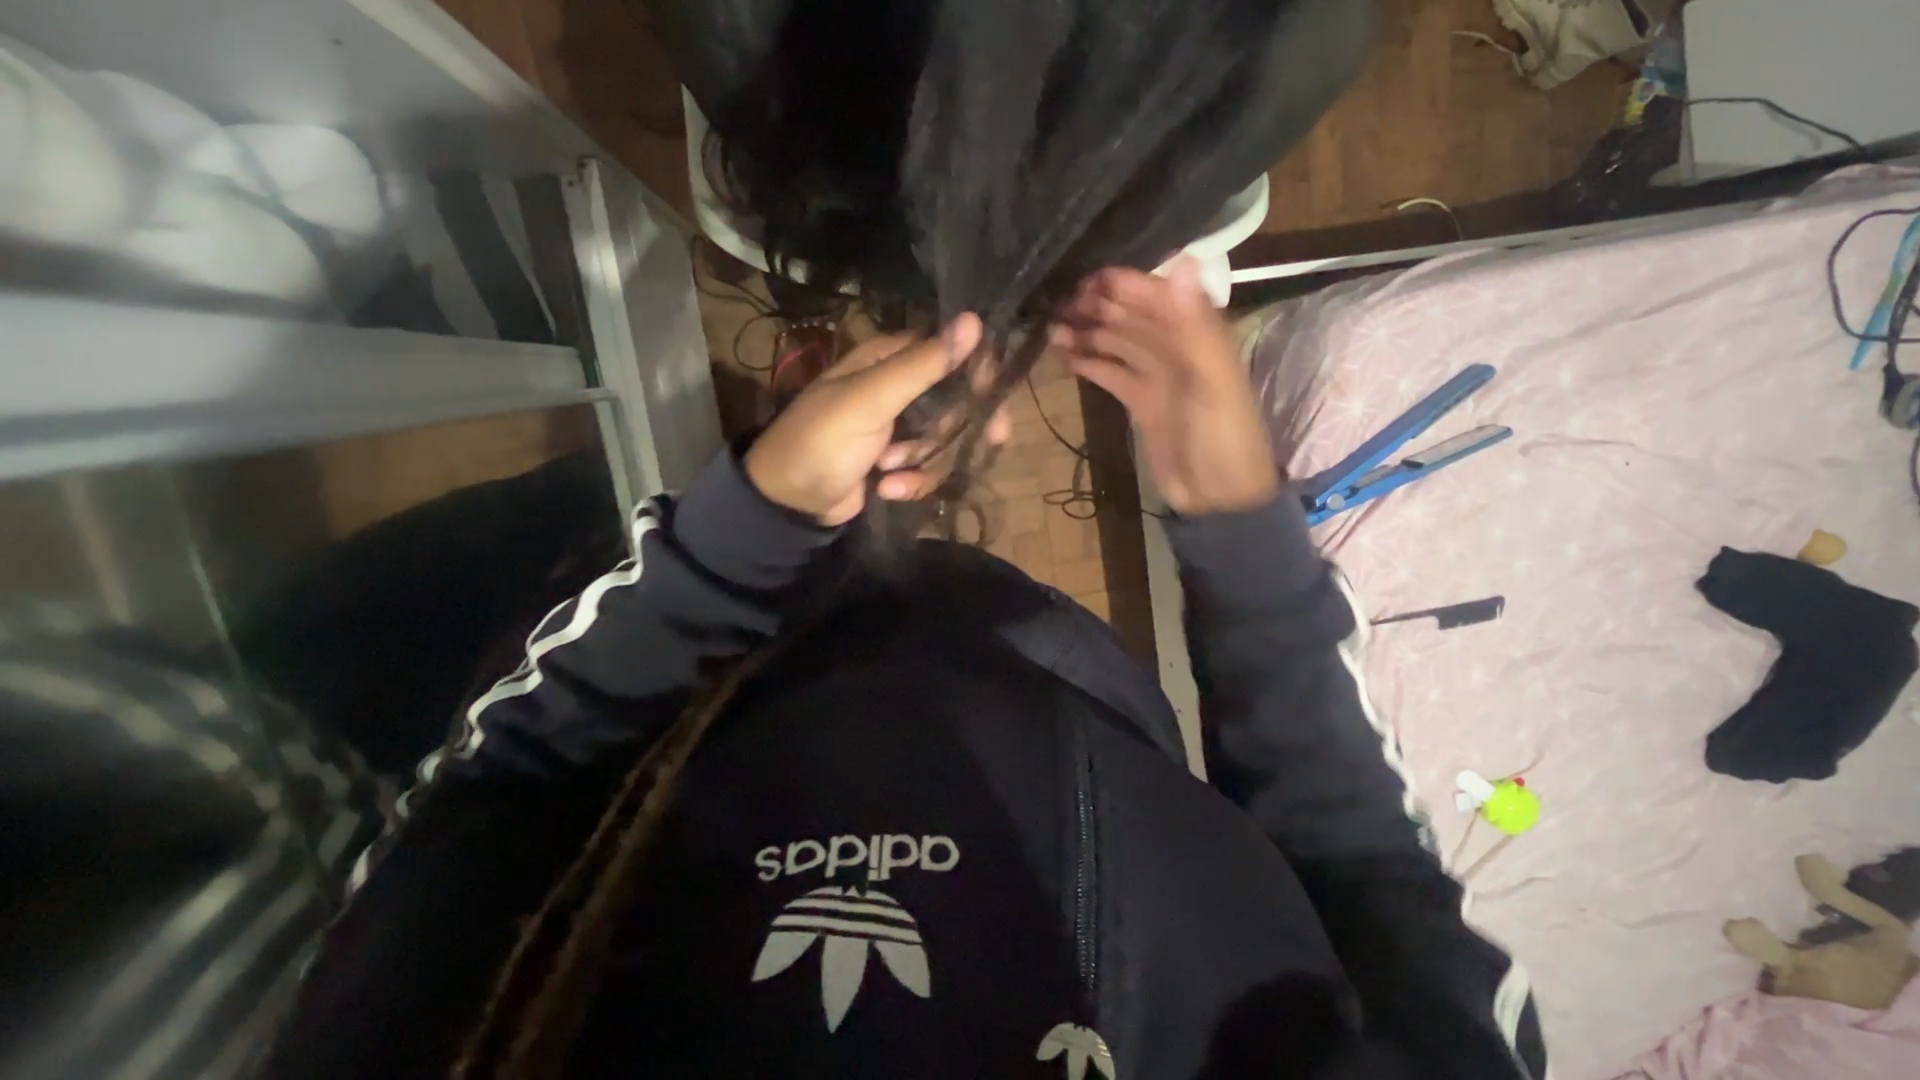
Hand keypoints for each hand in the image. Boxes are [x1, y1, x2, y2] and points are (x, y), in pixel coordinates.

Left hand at [745, 314, 999, 525]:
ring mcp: (899, 427)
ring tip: (886, 469)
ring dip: (923, 460)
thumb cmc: (821, 441)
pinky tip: (884, 488)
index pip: (950, 349)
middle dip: (954, 428)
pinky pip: (929, 468)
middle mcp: (899, 387)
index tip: (990, 399)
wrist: (788, 502)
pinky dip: (911, 482)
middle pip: (957, 399)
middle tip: (980, 442)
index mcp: (889, 359)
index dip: (976, 372)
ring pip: (946, 439)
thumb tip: (974, 320)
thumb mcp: (870, 400)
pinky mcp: (898, 462)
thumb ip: (922, 366)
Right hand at [1051, 257, 1279, 515]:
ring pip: (1117, 343)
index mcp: (1198, 337)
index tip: (1087, 278)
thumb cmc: (1222, 436)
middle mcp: (1176, 349)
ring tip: (1051, 328)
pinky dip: (1090, 363)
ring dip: (1087, 333)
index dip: (1126, 285)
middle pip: (1133, 316)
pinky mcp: (1140, 402)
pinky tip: (1063, 356)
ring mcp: (1156, 376)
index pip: (1158, 298)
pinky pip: (1111, 373)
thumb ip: (1194, 324)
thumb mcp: (1211, 380)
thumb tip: (1182, 261)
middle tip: (1058, 300)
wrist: (1218, 494)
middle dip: (1099, 305)